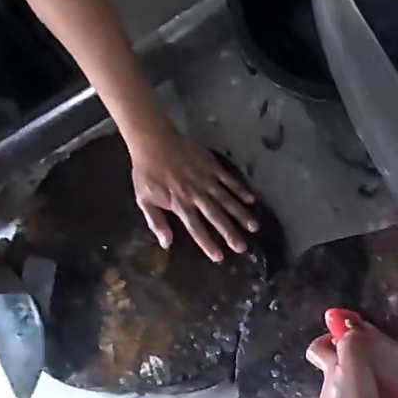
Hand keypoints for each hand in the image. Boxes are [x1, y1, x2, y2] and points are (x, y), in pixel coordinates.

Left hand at [128, 127, 258, 262]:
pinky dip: (240, 189)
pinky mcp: (212, 166)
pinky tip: (251, 199)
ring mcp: (206, 179)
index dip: (208, 243)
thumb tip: (166, 243)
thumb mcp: (144, 199)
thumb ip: (156, 221)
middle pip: (216, 217)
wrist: (153, 140)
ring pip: (226, 200)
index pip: (196, 228)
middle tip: (242, 247)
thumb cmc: (147, 172)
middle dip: (230, 233)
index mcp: (179, 204)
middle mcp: (196, 194)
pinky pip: (229, 180)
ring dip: (240, 214)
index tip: (219, 257)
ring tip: (253, 227)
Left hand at [306, 326, 377, 397]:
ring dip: (373, 391)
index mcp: (331, 368)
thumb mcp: (351, 364)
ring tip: (395, 389)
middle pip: (338, 372)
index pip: (317, 349)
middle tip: (379, 361)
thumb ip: (349, 344)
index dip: (324, 340)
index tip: (341, 336)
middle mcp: (332, 387)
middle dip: (356, 365)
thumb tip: (347, 326)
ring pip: (354, 394)